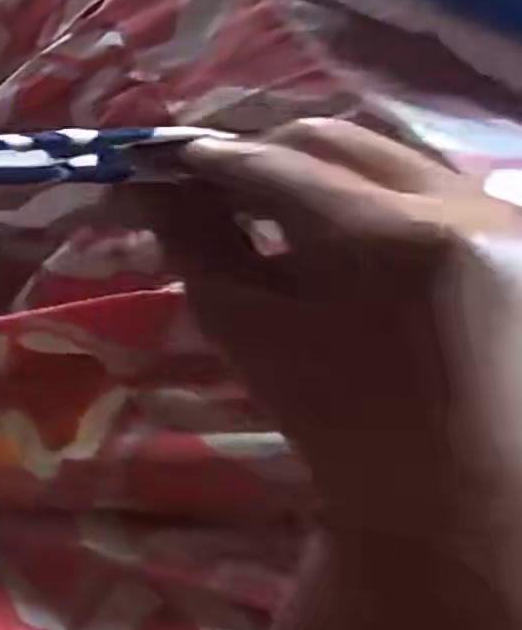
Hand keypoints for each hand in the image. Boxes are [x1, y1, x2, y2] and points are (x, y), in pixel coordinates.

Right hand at [146, 119, 521, 534]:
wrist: (470, 489)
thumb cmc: (336, 410)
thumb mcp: (240, 319)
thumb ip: (192, 239)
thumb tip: (145, 187)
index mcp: (387, 235)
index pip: (271, 161)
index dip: (202, 156)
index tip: (154, 162)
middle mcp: (467, 208)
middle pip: (332, 140)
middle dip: (255, 154)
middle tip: (203, 187)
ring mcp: (512, 222)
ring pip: (381, 156)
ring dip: (306, 171)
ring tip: (261, 210)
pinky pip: (423, 186)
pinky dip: (356, 193)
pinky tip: (326, 234)